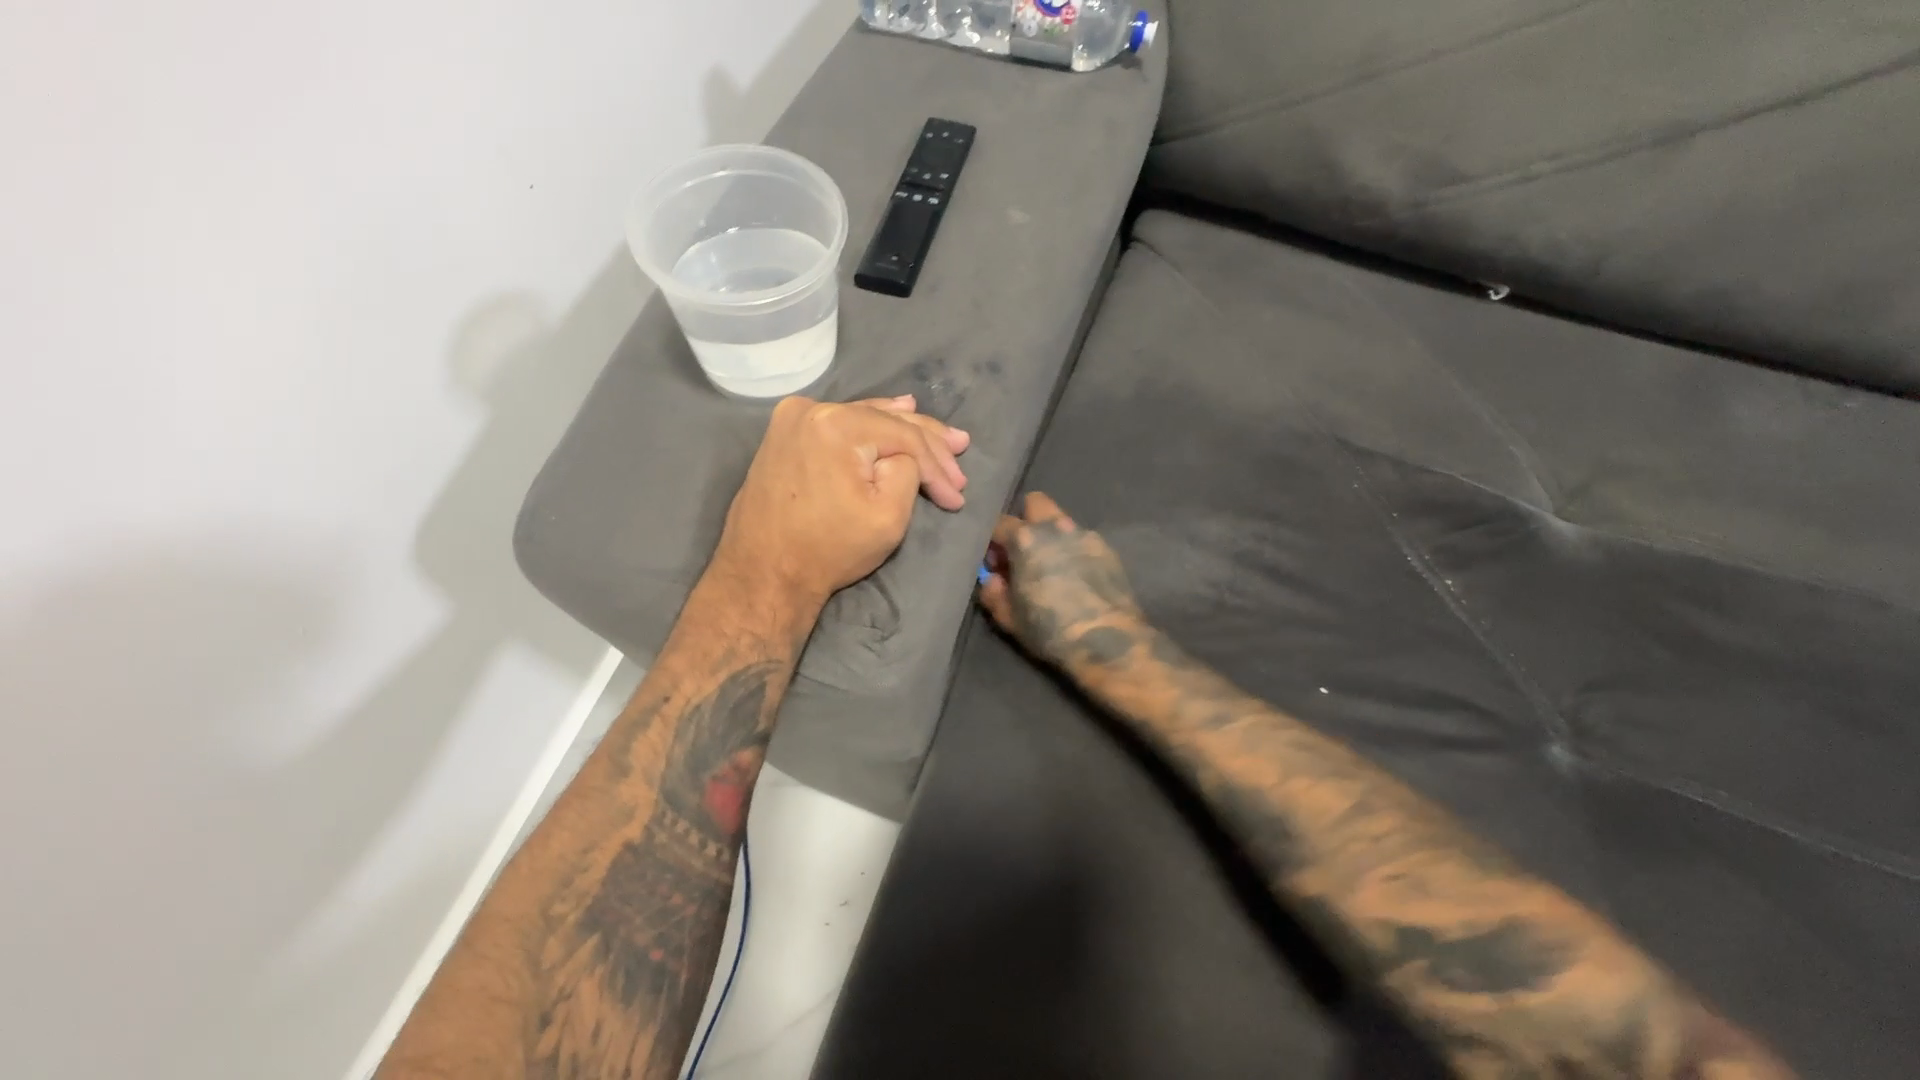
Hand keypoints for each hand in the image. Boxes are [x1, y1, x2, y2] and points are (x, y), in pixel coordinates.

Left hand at [709, 394, 970, 611]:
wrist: (762, 575)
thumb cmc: (828, 549)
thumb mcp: (888, 516)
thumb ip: (909, 472)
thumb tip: (902, 458)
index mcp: (837, 423)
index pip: (905, 437)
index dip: (938, 467)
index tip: (958, 496)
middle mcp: (811, 409)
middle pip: (885, 420)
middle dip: (927, 441)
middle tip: (962, 446)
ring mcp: (793, 419)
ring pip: (864, 419)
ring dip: (902, 430)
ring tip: (940, 432)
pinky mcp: (785, 435)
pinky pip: (841, 425)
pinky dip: (870, 428)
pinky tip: (896, 410)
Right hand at [977, 492, 1149, 672]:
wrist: (1106, 641)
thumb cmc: (1049, 629)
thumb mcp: (1008, 618)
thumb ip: (993, 593)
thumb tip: (993, 579)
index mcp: (1025, 539)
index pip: (999, 523)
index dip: (993, 542)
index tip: (995, 563)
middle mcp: (1056, 528)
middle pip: (1035, 503)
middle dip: (1026, 519)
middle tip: (1024, 551)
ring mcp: (1085, 535)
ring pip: (1062, 521)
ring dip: (1051, 536)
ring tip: (1053, 566)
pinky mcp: (1108, 549)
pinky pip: (1083, 540)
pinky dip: (1074, 550)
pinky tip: (1077, 576)